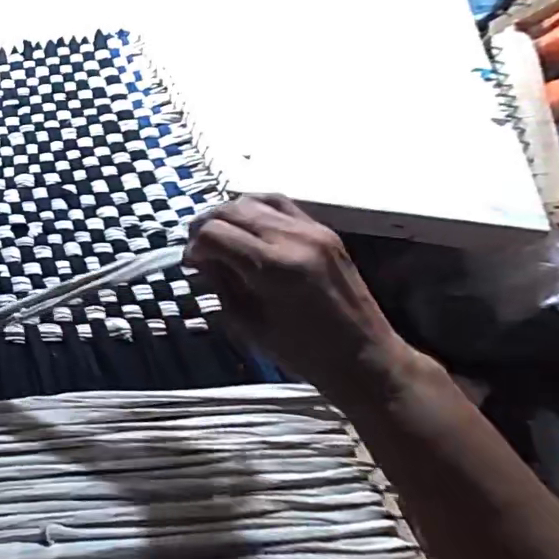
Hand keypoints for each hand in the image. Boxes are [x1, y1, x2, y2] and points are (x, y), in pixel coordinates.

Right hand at [184, 194, 431, 406]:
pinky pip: (278, 203)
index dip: (194, 247)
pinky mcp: (324, 231)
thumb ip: (219, 282)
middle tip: (199, 250)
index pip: (212, 233)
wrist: (365, 358)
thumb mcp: (246, 322)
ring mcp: (312, 231)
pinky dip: (253, 208)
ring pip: (251, 201)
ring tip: (220, 237)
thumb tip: (199, 258)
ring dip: (226, 215)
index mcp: (273, 268)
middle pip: (228, 211)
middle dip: (204, 227)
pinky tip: (245, 226)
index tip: (192, 265)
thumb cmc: (302, 351)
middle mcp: (293, 240)